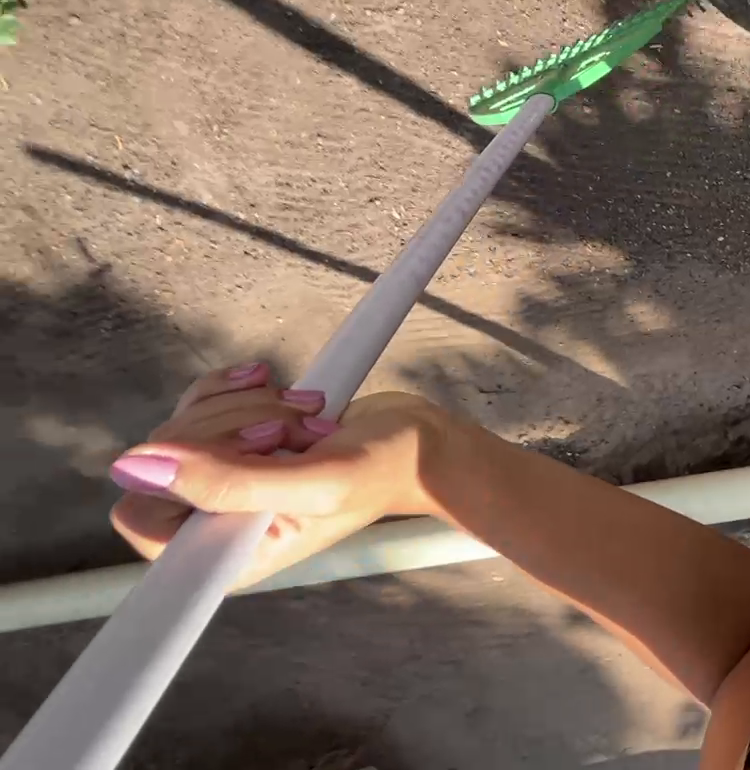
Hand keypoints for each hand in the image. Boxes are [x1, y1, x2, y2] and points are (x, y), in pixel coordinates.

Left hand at [108, 363, 448, 587]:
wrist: (427, 439)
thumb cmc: (389, 470)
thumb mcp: (322, 483)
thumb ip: (233, 482)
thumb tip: (137, 464)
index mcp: (224, 551)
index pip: (141, 513)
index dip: (192, 471)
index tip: (265, 450)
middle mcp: (211, 515)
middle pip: (165, 456)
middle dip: (241, 426)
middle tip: (300, 431)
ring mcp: (223, 472)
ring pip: (185, 422)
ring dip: (253, 405)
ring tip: (308, 415)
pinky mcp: (238, 434)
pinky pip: (201, 400)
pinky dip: (238, 384)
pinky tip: (274, 383)